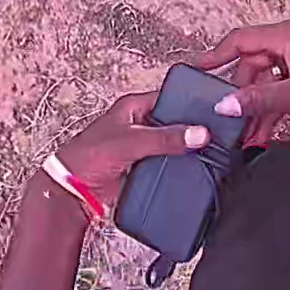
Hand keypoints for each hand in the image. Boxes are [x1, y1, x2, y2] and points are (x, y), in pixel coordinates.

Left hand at [49, 92, 209, 213]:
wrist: (73, 192)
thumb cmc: (86, 158)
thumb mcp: (129, 142)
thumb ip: (164, 138)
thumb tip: (197, 133)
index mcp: (133, 107)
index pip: (170, 96)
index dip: (190, 100)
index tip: (213, 106)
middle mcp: (140, 124)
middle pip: (175, 121)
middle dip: (193, 127)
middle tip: (217, 131)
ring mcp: (144, 146)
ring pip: (175, 144)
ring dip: (188, 148)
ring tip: (212, 150)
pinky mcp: (146, 167)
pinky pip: (169, 163)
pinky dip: (181, 166)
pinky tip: (195, 168)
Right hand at [190, 21, 289, 143]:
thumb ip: (258, 100)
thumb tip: (225, 105)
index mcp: (289, 36)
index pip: (240, 40)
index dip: (215, 55)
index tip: (196, 70)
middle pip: (254, 63)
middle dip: (241, 92)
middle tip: (231, 118)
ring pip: (270, 78)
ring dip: (259, 104)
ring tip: (250, 133)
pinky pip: (286, 86)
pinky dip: (276, 105)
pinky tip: (269, 129)